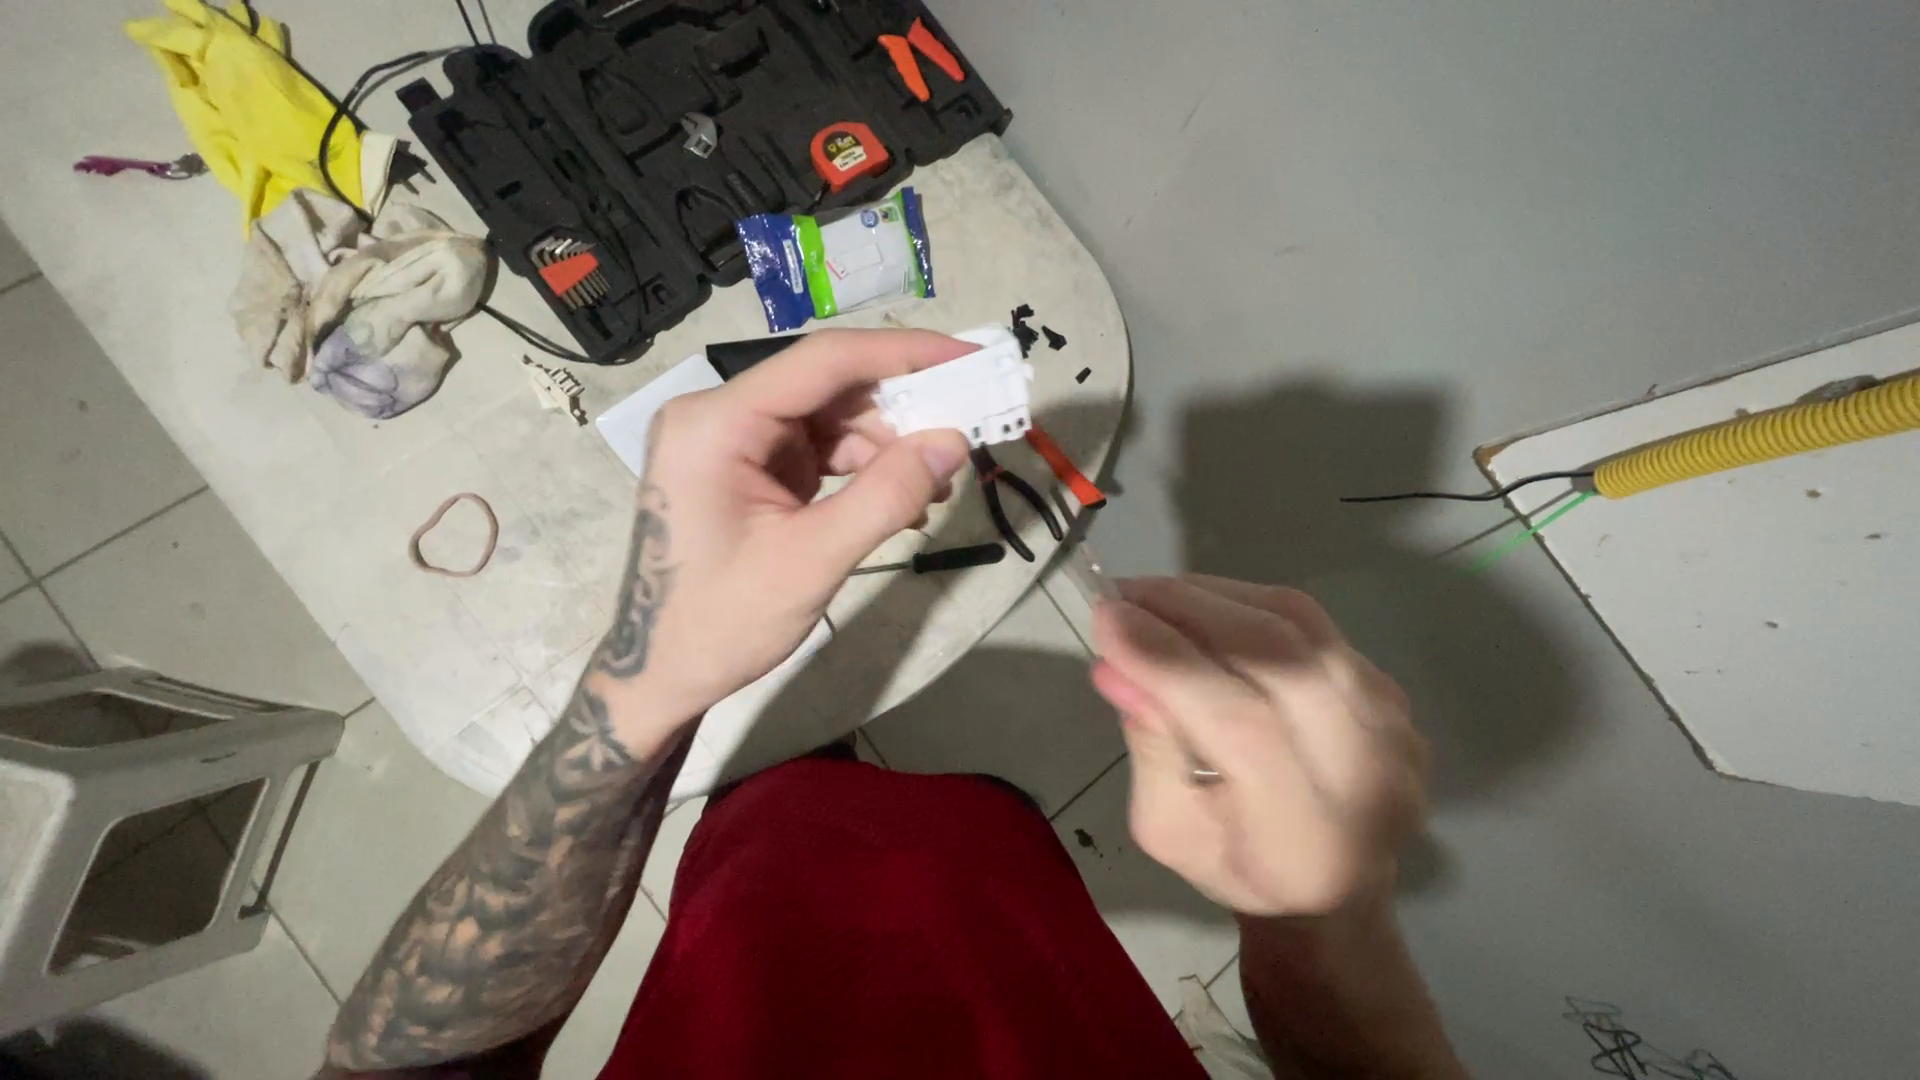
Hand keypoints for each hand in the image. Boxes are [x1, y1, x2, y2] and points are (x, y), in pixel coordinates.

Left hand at [594, 329, 972, 734]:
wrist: (663, 674)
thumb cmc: (722, 623)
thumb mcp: (812, 560)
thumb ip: (887, 496)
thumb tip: (955, 442)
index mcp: (717, 423)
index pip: (823, 361)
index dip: (903, 353)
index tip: (969, 357)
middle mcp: (719, 416)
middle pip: (828, 387)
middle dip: (901, 409)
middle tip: (964, 431)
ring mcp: (732, 442)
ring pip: (829, 419)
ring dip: (887, 447)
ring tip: (934, 487)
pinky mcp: (746, 468)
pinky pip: (817, 450)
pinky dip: (862, 471)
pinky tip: (898, 502)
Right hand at [1089, 575, 1427, 915]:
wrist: (1335, 887)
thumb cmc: (1237, 865)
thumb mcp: (1166, 827)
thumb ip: (1148, 746)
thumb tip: (1115, 664)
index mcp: (1305, 840)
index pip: (1240, 725)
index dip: (1168, 662)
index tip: (1105, 618)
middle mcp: (1370, 777)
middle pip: (1281, 660)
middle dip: (1189, 612)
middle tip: (1124, 594)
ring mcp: (1394, 729)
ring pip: (1301, 627)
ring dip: (1216, 598)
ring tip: (1156, 596)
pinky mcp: (1395, 695)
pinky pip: (1314, 627)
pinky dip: (1248, 606)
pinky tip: (1204, 611)